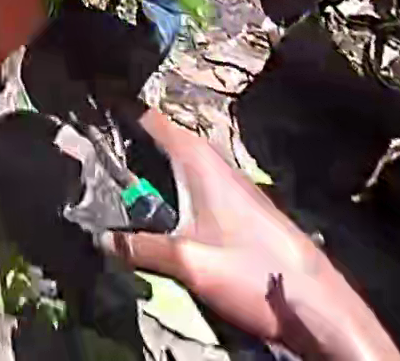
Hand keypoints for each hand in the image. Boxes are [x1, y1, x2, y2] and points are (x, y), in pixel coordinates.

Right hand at [101, 105, 399, 360]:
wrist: (317, 303)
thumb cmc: (252, 270)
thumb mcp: (189, 262)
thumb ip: (141, 247)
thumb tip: (99, 237)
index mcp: (193, 155)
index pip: (144, 114)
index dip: (113, 102)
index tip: (82, 95)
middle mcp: (205, 154)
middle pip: (153, 130)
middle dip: (120, 127)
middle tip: (82, 130)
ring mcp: (219, 174)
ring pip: (167, 151)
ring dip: (138, 151)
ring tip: (102, 157)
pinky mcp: (227, 195)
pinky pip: (180, 169)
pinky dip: (156, 170)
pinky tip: (142, 192)